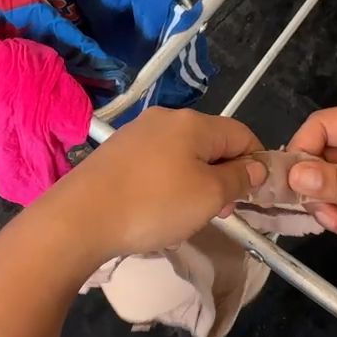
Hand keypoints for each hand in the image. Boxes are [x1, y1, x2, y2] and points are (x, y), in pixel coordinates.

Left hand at [26, 108, 266, 267]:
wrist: (80, 217)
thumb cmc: (153, 205)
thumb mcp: (209, 196)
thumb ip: (238, 179)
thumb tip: (256, 166)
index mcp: (194, 122)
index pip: (242, 133)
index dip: (256, 162)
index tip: (253, 196)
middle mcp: (165, 118)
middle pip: (211, 142)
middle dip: (223, 175)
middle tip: (219, 211)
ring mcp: (136, 132)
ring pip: (182, 154)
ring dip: (195, 181)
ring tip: (187, 214)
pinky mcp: (115, 152)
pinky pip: (156, 163)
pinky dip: (166, 183)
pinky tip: (156, 208)